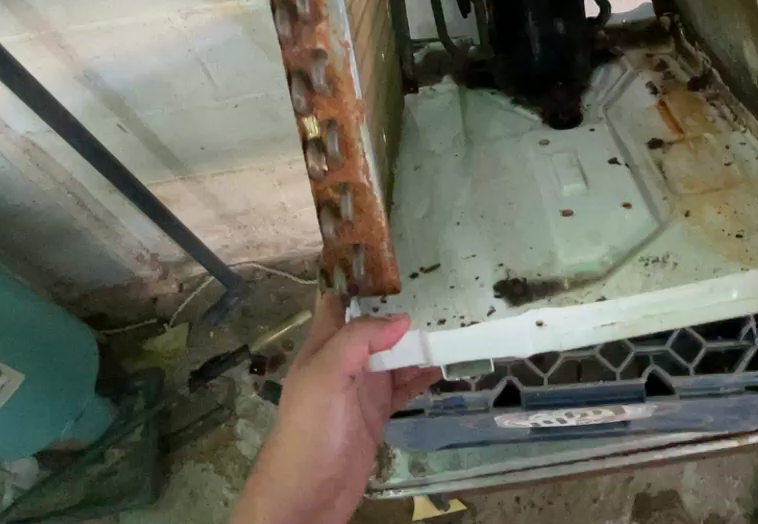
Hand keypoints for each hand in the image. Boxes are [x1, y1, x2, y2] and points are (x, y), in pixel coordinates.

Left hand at [231, 293, 441, 523]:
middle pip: (375, 324)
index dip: (363, 279)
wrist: (305, 500)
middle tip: (439, 286)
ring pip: (394, 353)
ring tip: (451, 321)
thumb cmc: (310, 429)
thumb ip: (361, 339)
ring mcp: (362, 387)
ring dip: (418, 340)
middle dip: (401, 306)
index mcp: (325, 343)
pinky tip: (444, 363)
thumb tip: (404, 318)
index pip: (341, 299)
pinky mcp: (377, 413)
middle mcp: (344, 359)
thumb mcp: (327, 374)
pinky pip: (404, 385)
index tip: (396, 259)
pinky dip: (423, 374)